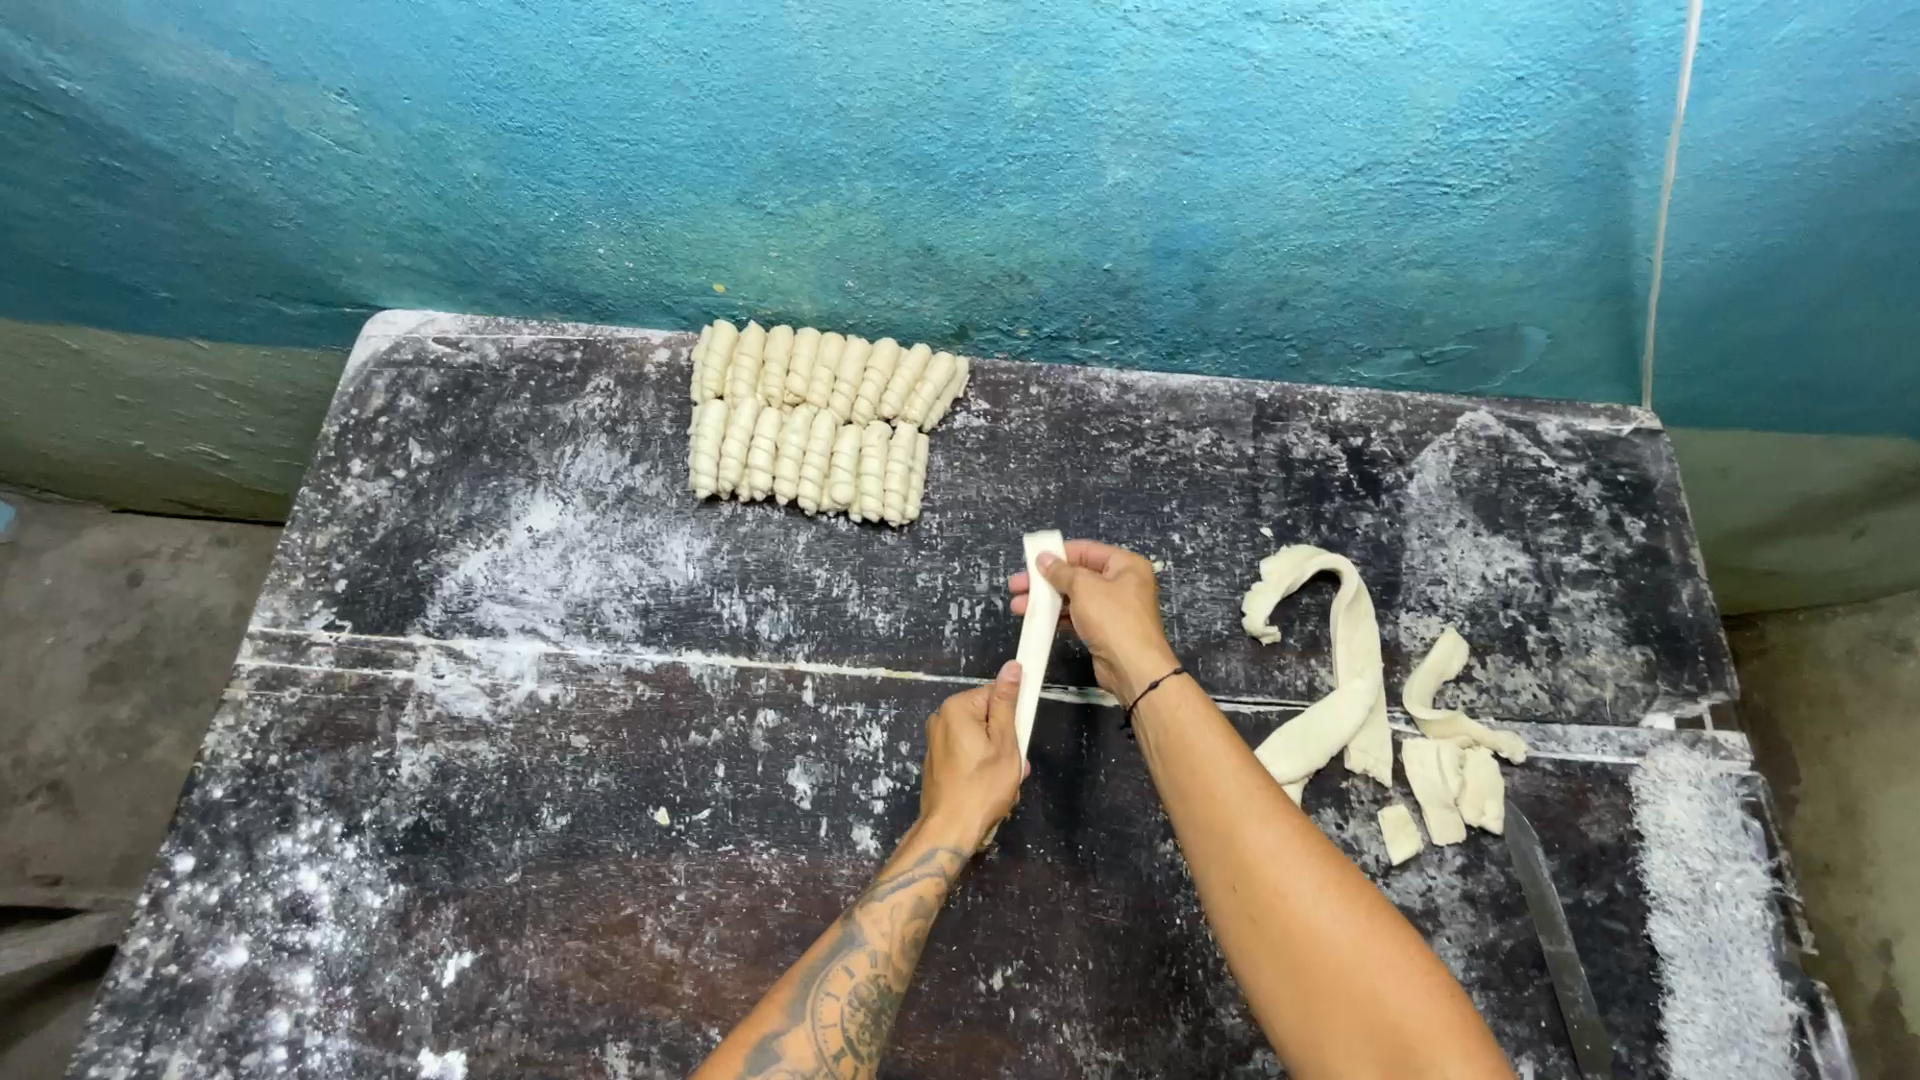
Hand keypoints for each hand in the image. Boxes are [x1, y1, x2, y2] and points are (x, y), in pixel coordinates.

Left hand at [919, 661, 1026, 851]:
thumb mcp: (1004, 742)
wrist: (949, 830)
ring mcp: (936, 741)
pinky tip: (988, 789)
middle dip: (1005, 742)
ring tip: (1004, 784)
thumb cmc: (983, 786)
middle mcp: (941, 718)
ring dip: (996, 758)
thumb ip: (1007, 702)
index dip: (1012, 719)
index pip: (995, 696)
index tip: (1019, 741)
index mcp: (956, 708)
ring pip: (979, 739)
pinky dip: (980, 767)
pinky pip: (967, 754)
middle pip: (987, 718)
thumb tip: (1012, 666)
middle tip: (1014, 768)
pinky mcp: (936, 761)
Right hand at [1009, 539, 1179, 703]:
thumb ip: (1061, 572)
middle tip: (1017, 585)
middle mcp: (1122, 583)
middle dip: (1046, 581)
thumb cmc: (1112, 618)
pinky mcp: (1105, 630)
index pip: (1086, 551)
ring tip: (1018, 606)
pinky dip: (1058, 617)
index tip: (1031, 560)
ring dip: (1047, 601)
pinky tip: (1037, 619)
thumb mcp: (1084, 587)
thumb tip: (1043, 558)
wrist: (1133, 668)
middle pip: (1077, 575)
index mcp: (1126, 565)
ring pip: (1075, 598)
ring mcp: (1113, 608)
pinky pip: (1078, 617)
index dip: (1058, 554)